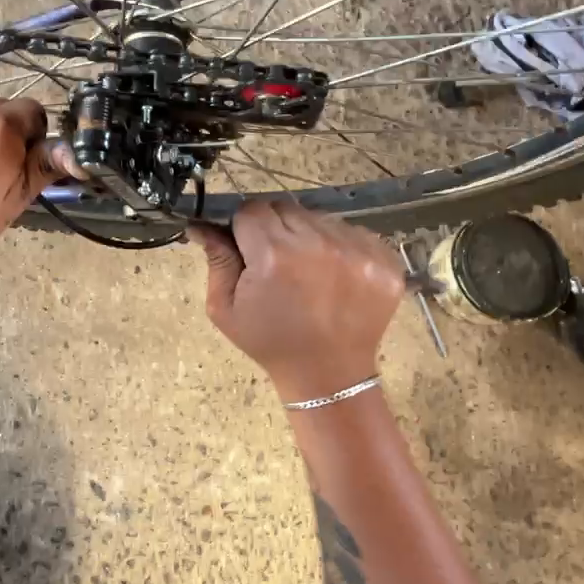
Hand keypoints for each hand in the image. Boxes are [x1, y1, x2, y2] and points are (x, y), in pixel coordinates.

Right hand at [189, 201, 407, 402]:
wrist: (329, 375)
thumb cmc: (270, 342)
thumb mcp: (225, 308)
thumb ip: (216, 259)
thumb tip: (200, 224)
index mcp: (273, 255)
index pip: (251, 209)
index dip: (244, 227)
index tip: (248, 249)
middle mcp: (317, 244)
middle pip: (285, 208)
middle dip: (275, 229)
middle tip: (276, 262)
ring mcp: (356, 250)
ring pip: (319, 217)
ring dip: (308, 236)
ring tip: (307, 271)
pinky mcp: (383, 259)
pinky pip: (352, 231)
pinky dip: (340, 246)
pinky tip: (334, 276)